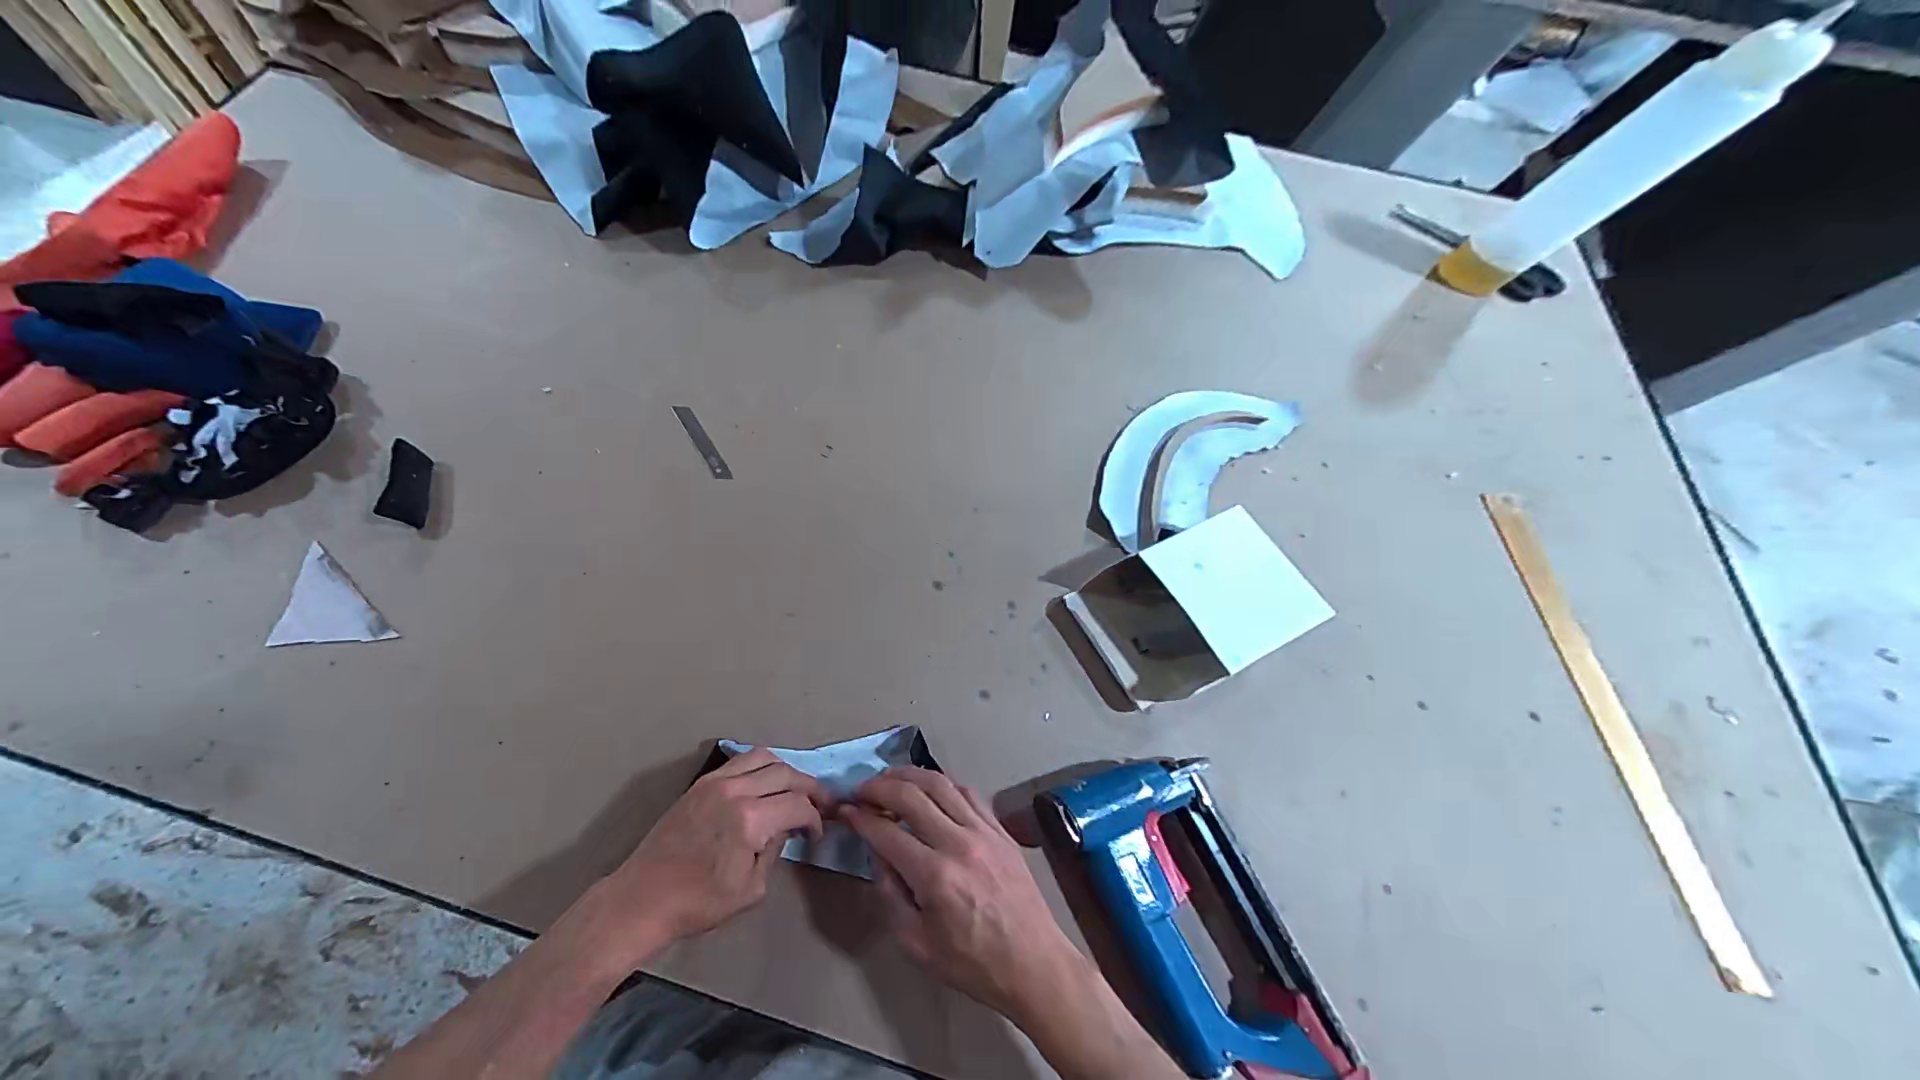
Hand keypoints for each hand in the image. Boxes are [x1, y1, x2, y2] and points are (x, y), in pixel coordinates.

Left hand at [603, 747, 833, 945]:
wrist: (642, 900)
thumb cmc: (698, 903)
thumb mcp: (750, 888)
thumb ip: (774, 851)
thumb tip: (784, 829)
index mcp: (750, 819)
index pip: (798, 805)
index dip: (814, 818)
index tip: (816, 833)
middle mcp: (735, 791)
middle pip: (786, 774)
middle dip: (809, 788)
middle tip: (819, 804)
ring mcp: (715, 783)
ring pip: (764, 758)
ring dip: (785, 772)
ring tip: (792, 790)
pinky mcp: (700, 784)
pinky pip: (739, 762)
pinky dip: (759, 767)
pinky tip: (763, 785)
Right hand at [840, 767, 1088, 1022]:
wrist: (1033, 963)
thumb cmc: (972, 963)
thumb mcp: (916, 943)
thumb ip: (890, 894)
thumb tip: (878, 854)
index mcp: (934, 876)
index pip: (886, 832)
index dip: (861, 818)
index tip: (847, 810)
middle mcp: (959, 843)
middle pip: (911, 796)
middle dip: (879, 787)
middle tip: (862, 789)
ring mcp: (984, 831)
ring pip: (941, 784)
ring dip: (910, 775)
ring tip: (890, 778)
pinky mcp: (1000, 830)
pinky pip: (968, 792)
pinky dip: (944, 783)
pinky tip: (930, 787)